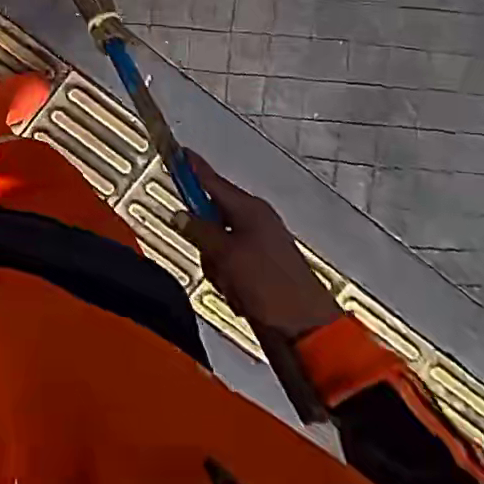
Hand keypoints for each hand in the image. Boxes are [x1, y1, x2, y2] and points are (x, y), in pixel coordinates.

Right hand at [175, 150, 342, 340]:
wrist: (307, 332)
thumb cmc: (270, 285)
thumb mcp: (226, 254)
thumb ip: (199, 231)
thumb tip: (180, 214)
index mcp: (249, 211)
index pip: (212, 181)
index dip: (192, 167)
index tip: (176, 151)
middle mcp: (253, 223)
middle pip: (208, 216)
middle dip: (202, 239)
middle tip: (212, 258)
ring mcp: (256, 247)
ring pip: (213, 245)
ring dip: (215, 265)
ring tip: (231, 283)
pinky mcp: (257, 270)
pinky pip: (225, 265)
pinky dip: (226, 279)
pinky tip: (239, 295)